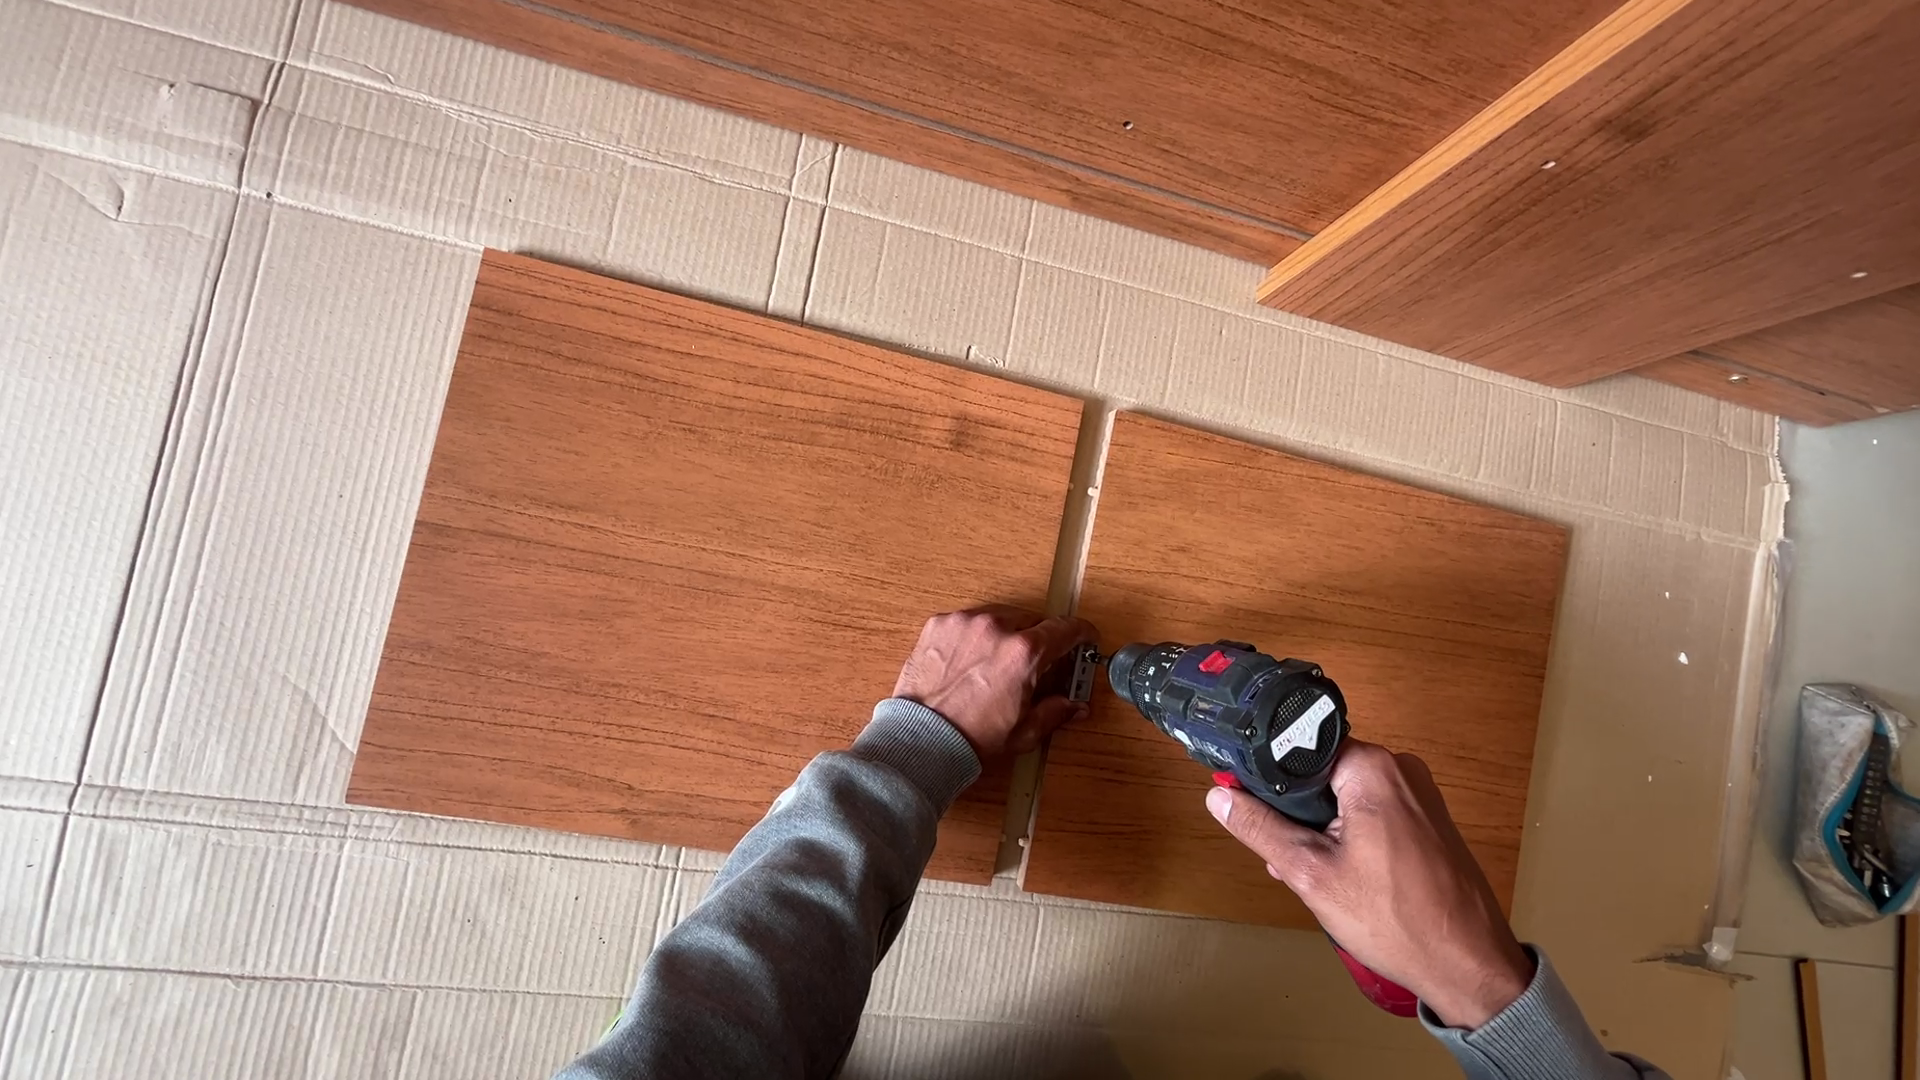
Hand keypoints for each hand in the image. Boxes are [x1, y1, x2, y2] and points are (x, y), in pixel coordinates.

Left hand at [893, 606, 1096, 760]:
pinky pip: (968, 621)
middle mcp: (996, 628)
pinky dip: (974, 636)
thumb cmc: (970, 737)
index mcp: (1024, 653)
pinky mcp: (940, 624)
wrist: (922, 738)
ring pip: (999, 618)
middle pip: (1032, 621)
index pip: (1065, 629)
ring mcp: (965, 622)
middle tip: (1032, 664)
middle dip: (1037, 640)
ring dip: (1005, 634)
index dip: (1080, 633)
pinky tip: (969, 660)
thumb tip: (1075, 706)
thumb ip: (1055, 712)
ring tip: (995, 664)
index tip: (1083, 637)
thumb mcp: (1023, 731)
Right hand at [1205, 740, 1534, 1028]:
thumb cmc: (1398, 921)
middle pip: (1318, 774)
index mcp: (1372, 767)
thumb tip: (1218, 797)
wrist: (1472, 971)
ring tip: (1311, 870)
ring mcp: (1417, 794)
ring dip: (1318, 827)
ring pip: (1341, 795)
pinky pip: (1368, 811)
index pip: (1297, 751)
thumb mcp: (1310, 873)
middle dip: (1295, 812)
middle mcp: (1399, 769)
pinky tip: (1338, 872)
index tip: (1252, 809)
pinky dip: (1346, 834)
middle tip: (1283, 853)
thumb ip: (1259, 828)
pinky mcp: (1425, 818)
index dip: (1268, 782)